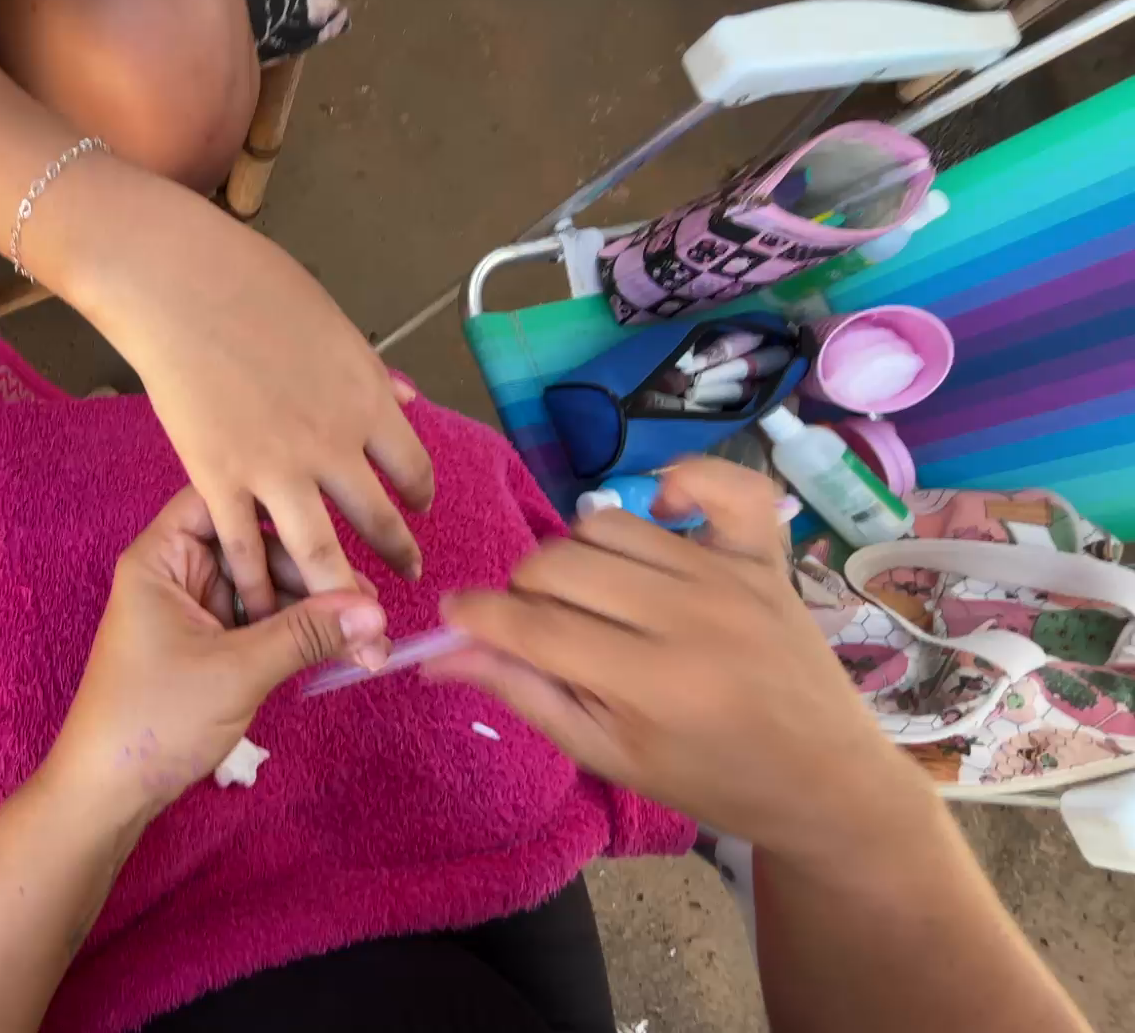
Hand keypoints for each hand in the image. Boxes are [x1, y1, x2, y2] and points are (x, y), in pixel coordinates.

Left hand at [50, 488, 388, 812]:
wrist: (109, 793)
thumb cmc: (156, 717)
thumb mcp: (236, 670)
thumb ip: (306, 634)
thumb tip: (377, 611)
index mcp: (161, 557)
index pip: (218, 500)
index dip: (270, 501)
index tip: (330, 516)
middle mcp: (177, 573)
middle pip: (251, 548)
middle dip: (309, 576)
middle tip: (369, 604)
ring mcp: (195, 609)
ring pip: (262, 589)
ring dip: (310, 611)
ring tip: (367, 634)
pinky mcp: (209, 644)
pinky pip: (259, 622)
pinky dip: (294, 634)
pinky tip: (340, 647)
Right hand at [79, 197, 432, 620]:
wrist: (182, 285)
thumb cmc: (257, 286)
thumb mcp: (334, 325)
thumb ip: (371, 374)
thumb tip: (410, 399)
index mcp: (367, 401)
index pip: (412, 467)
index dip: (420, 495)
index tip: (419, 507)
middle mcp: (332, 447)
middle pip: (377, 521)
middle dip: (397, 555)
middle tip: (406, 577)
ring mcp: (275, 471)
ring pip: (319, 553)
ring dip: (341, 589)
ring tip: (353, 615)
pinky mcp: (219, 482)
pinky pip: (246, 549)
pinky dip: (261, 587)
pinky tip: (271, 611)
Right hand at [432, 457, 936, 867]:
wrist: (830, 786)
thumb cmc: (704, 778)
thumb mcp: (599, 752)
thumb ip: (518, 691)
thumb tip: (437, 656)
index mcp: (653, 683)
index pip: (531, 627)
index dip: (474, 616)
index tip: (450, 617)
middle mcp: (692, 617)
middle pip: (556, 566)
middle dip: (520, 592)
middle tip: (537, 626)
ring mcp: (732, 578)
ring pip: (604, 526)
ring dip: (573, 556)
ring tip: (589, 595)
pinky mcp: (765, 557)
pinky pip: (723, 486)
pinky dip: (682, 482)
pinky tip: (659, 511)